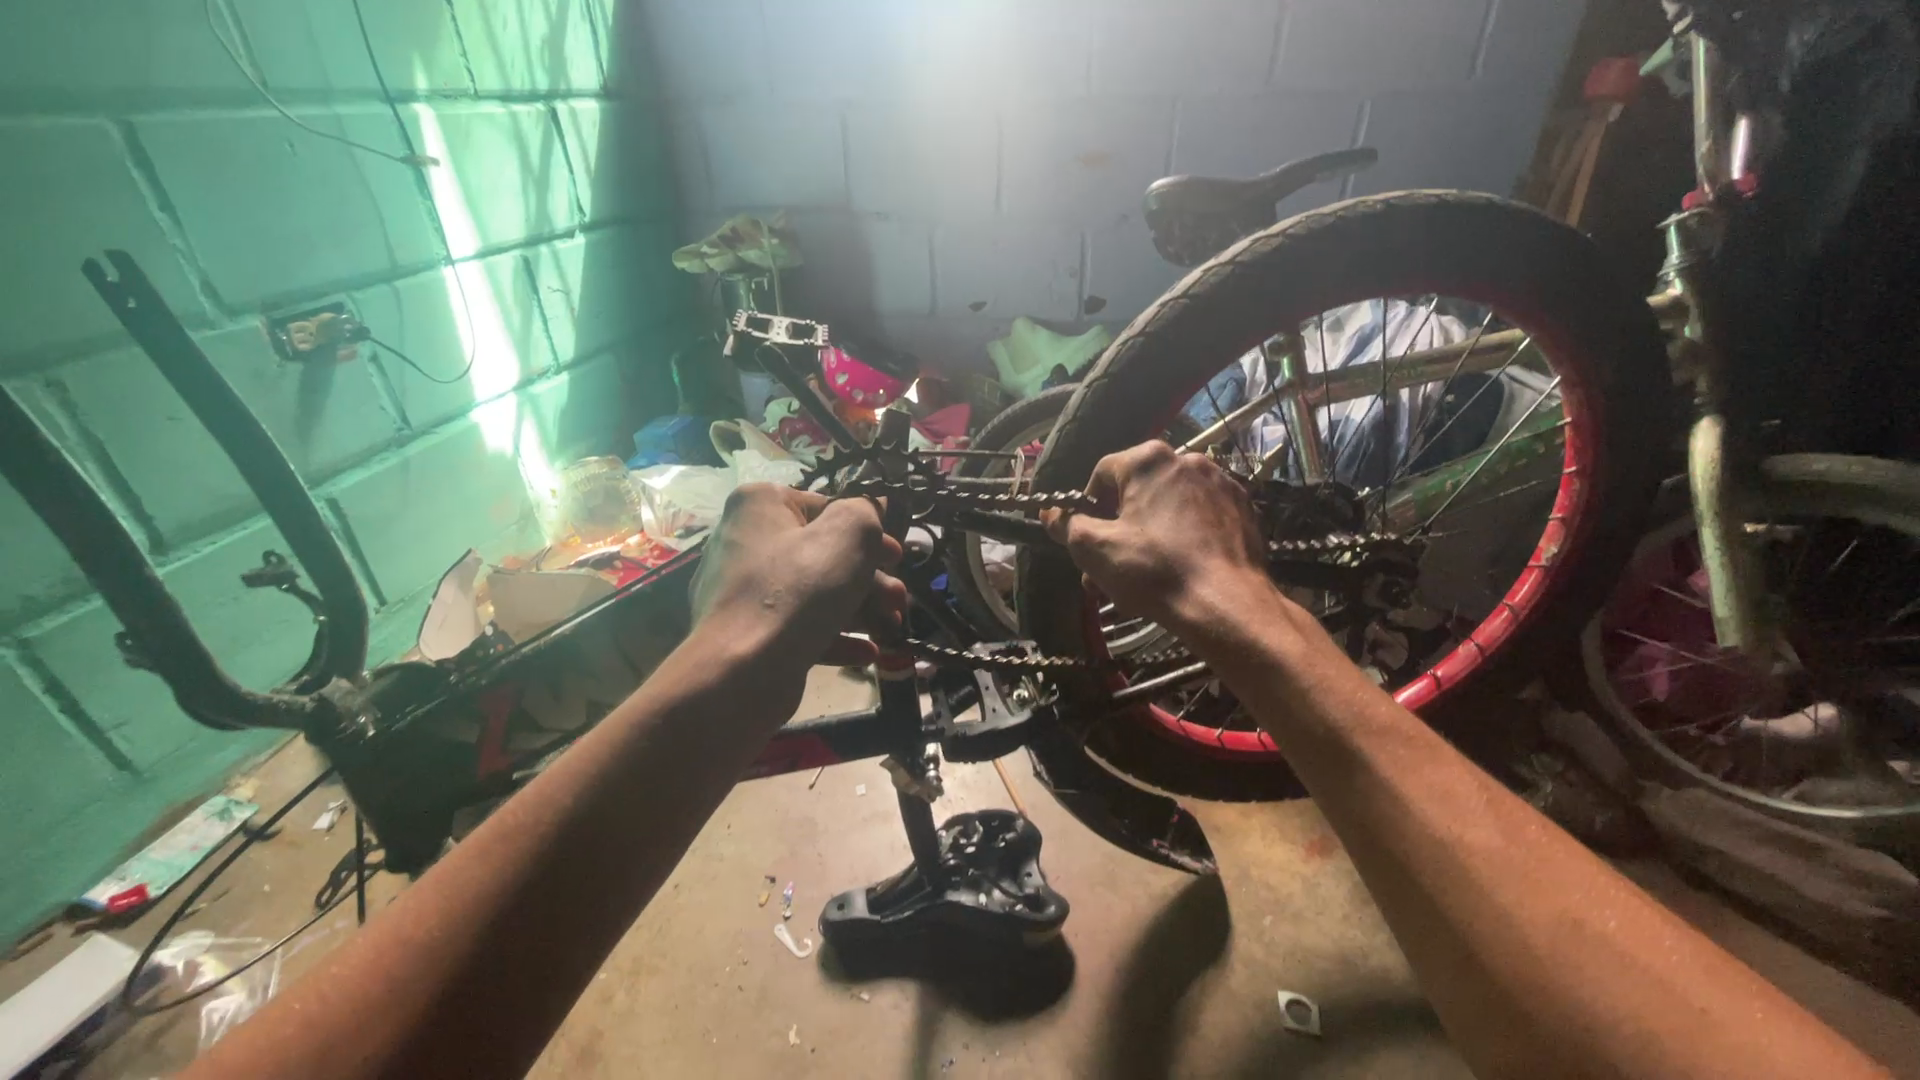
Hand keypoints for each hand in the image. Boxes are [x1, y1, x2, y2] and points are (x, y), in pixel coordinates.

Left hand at [690, 484, 906, 668]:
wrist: (741, 672)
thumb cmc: (798, 590)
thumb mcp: (849, 534)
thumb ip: (867, 512)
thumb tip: (871, 507)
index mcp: (760, 504)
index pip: (826, 507)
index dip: (869, 532)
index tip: (896, 558)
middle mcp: (745, 541)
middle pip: (823, 553)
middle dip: (870, 579)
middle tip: (899, 599)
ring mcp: (743, 591)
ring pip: (814, 592)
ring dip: (860, 609)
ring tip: (890, 628)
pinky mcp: (748, 633)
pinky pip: (798, 625)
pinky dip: (834, 636)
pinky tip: (867, 653)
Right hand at [1042, 442, 1275, 633]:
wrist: (1226, 604)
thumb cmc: (1154, 571)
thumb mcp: (1094, 549)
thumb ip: (1067, 525)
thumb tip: (1050, 513)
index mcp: (1149, 460)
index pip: (1101, 473)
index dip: (1087, 507)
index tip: (1087, 539)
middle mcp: (1188, 460)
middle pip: (1137, 491)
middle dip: (1118, 528)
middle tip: (1109, 567)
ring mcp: (1220, 483)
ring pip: (1169, 506)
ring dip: (1148, 534)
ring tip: (1142, 574)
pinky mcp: (1242, 509)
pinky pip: (1199, 517)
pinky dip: (1183, 536)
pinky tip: (1179, 568)